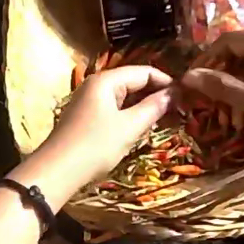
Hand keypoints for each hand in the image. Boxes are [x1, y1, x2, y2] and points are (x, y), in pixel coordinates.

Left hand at [16, 64, 172, 204]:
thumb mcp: (129, 127)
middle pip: (134, 82)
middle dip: (156, 94)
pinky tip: (141, 127)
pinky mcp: (86, 118)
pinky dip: (131, 115)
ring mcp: (89, 101)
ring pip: (125, 97)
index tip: (186, 97)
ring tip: (165, 119)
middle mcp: (96, 85)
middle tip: (179, 110)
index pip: (144, 72)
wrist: (57, 172)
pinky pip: (115, 109)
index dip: (166, 82)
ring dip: (145, 106)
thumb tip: (173, 94)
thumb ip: (153, 108)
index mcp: (106, 81)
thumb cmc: (95, 146)